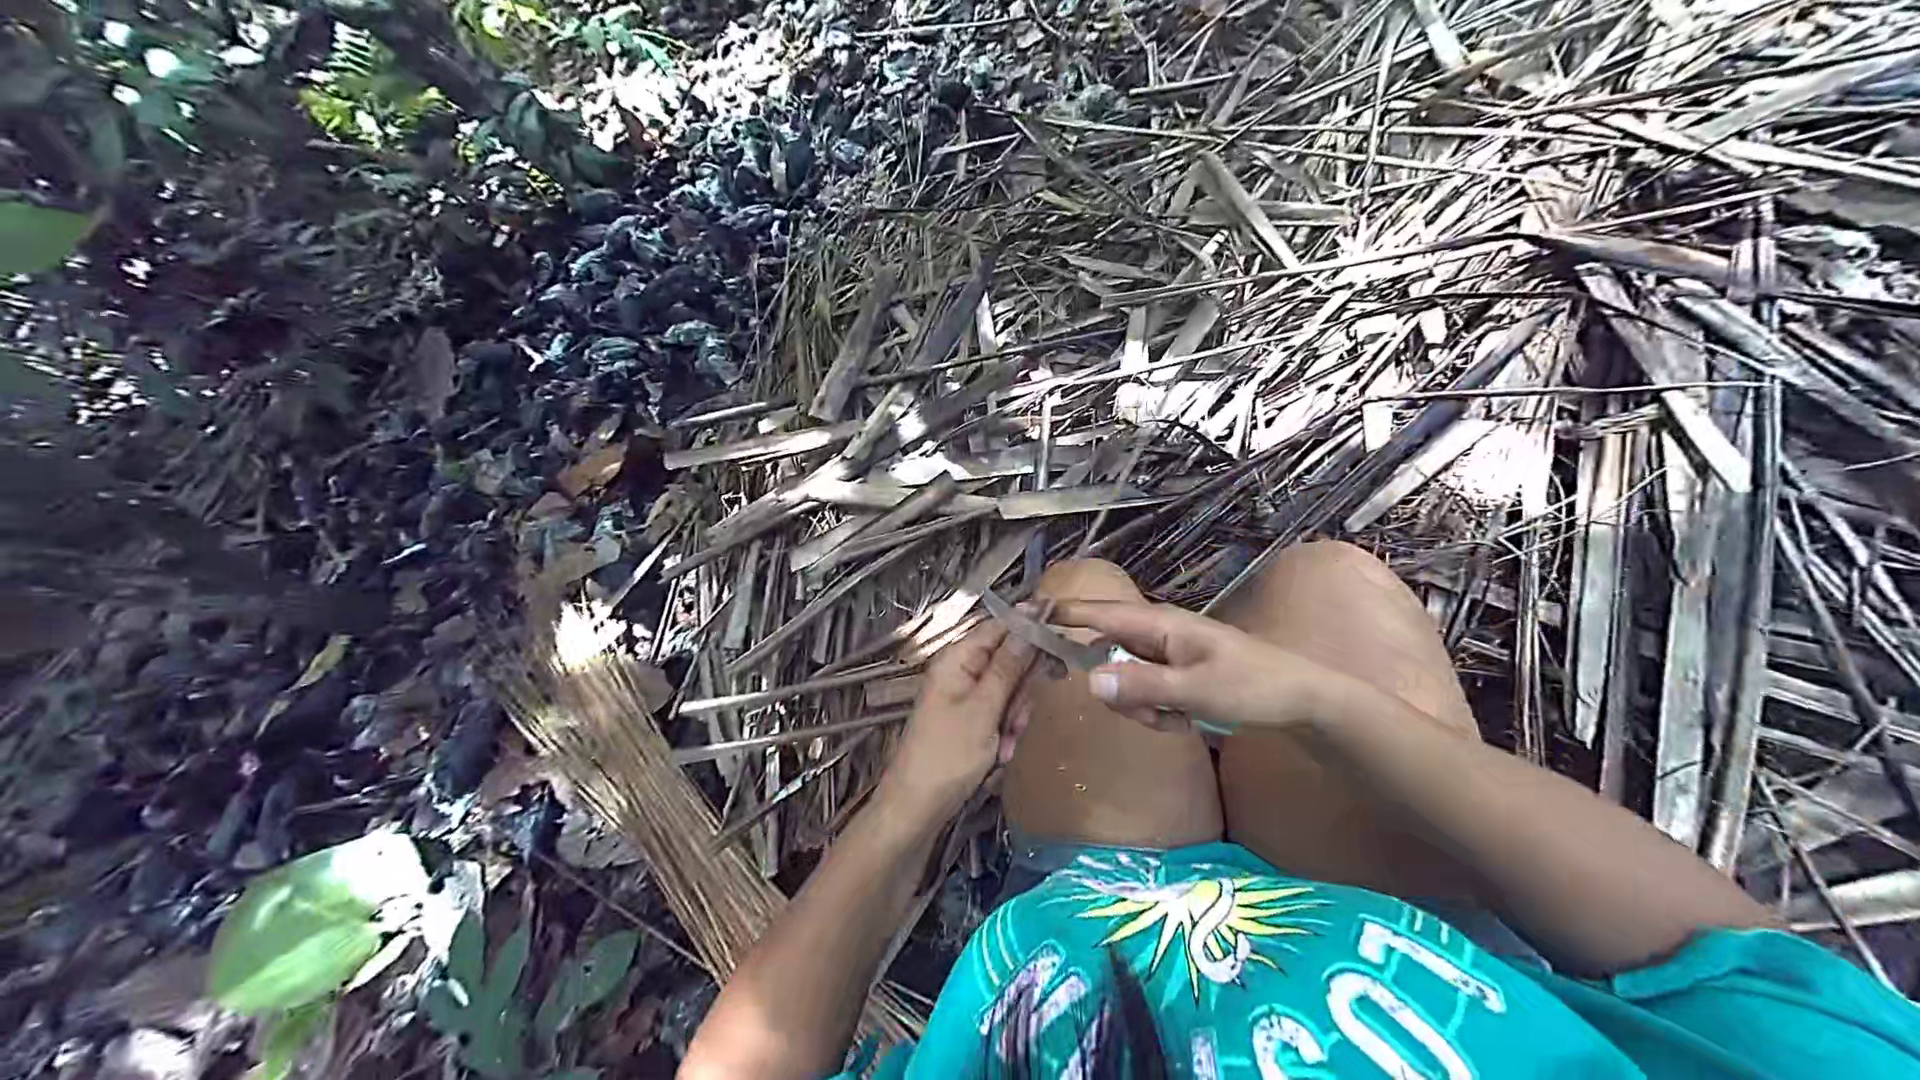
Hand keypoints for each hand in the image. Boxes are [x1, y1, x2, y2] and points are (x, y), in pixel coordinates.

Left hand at [880, 619, 1034, 819]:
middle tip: (1018, 719)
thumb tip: (1030, 621)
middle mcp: (960, 670)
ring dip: (1014, 717)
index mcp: (957, 658)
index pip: (1001, 626)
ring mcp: (964, 694)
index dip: (1031, 630)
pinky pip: (999, 712)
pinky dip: (1004, 732)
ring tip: (1005, 744)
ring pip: (1009, 690)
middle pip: (1009, 660)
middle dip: (1021, 691)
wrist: (916, 807)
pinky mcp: (969, 717)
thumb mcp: (984, 709)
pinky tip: (1000, 754)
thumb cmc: (947, 756)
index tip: (1060, 643)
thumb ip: (1009, 666)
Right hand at [1049, 599, 1348, 733]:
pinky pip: (1146, 692)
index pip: (1097, 613)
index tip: (1023, 617)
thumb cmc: (1253, 687)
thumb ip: (1140, 686)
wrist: (1304, 701)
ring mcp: (1166, 654)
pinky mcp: (1176, 673)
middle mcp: (1157, 633)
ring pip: (1125, 679)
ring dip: (1142, 706)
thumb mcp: (1195, 691)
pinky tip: (1188, 721)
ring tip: (1180, 719)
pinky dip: (1158, 711)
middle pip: (1106, 654)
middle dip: (1118, 689)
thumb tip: (1088, 680)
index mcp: (1159, 624)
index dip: (1060, 613)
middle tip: (1149, 714)